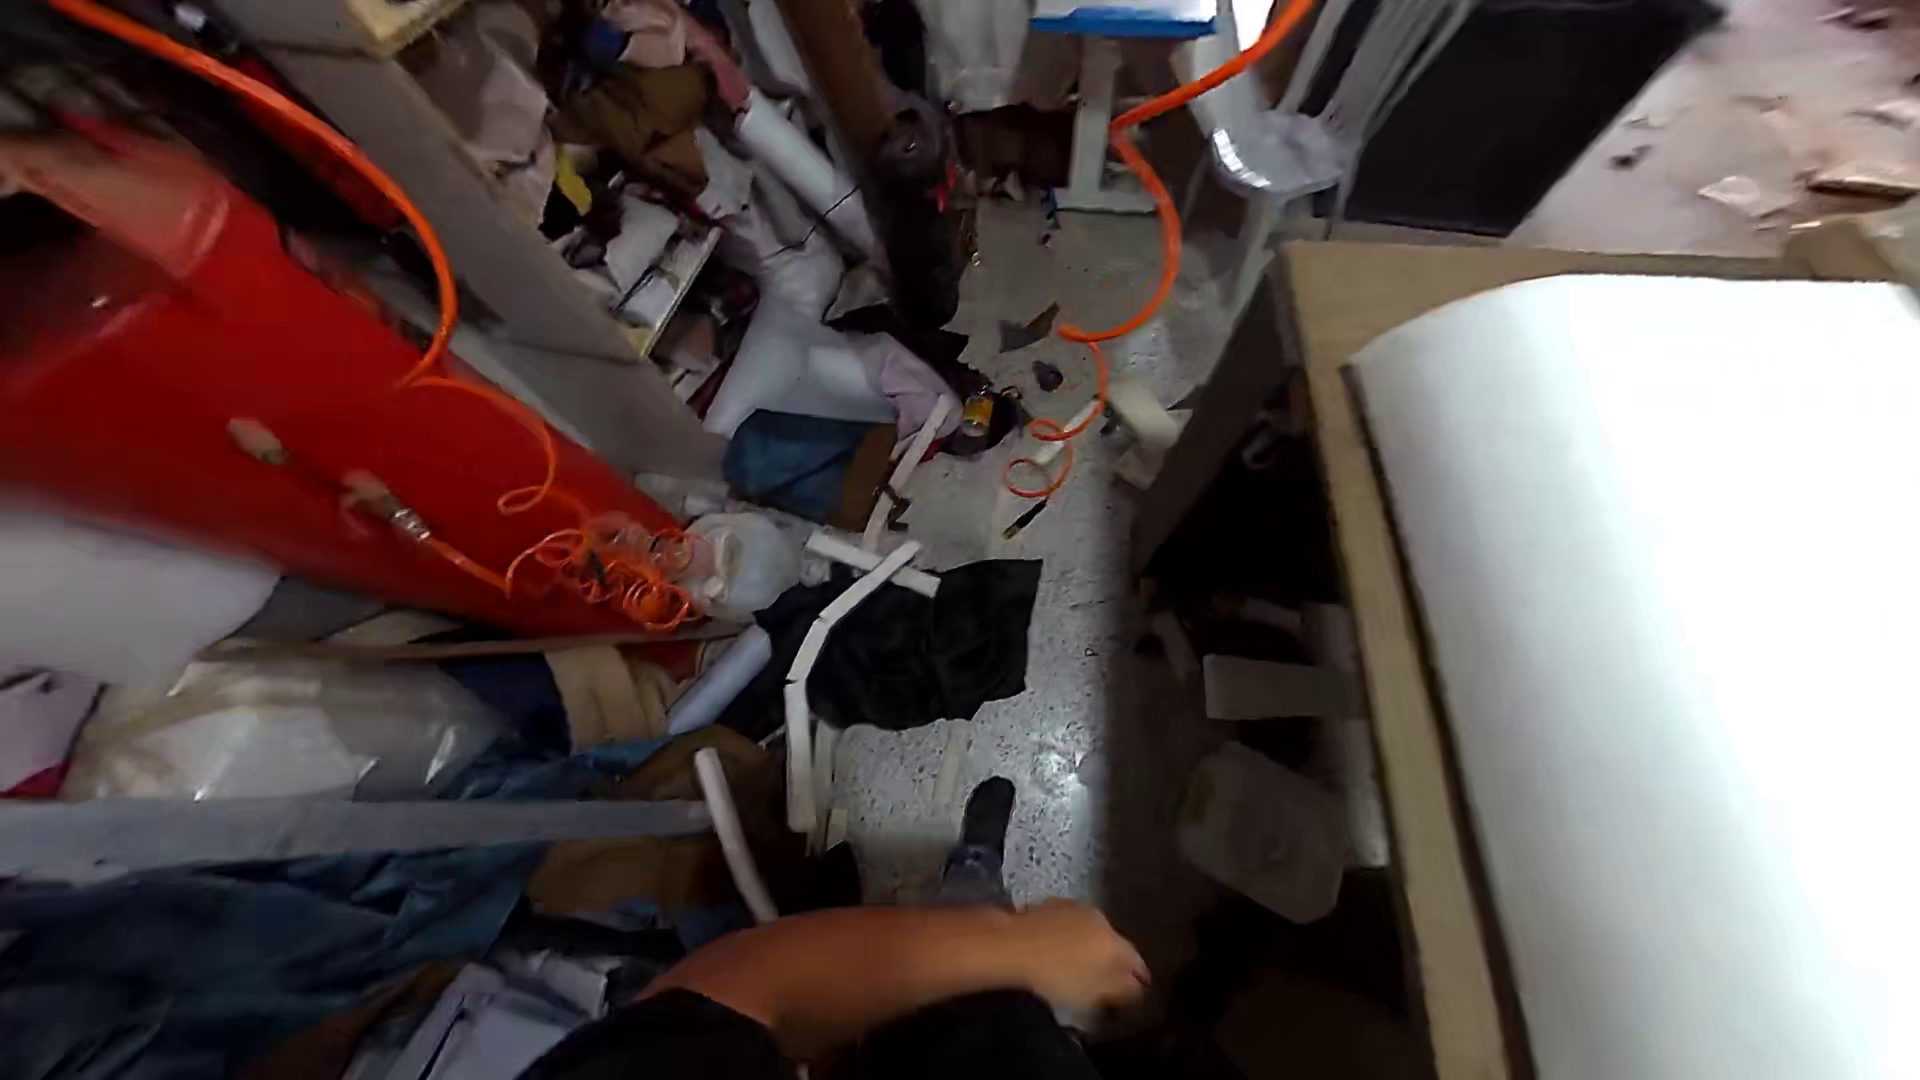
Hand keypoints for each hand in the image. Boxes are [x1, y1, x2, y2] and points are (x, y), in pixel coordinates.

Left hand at [1008, 899, 1149, 1009]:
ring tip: (1080, 964)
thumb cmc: (1058, 975)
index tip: (1139, 991)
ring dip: (1091, 945)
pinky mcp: (1052, 903)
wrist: (1014, 944)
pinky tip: (1058, 948)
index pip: (1137, 962)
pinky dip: (1070, 936)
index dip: (1140, 979)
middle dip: (1113, 961)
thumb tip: (1139, 985)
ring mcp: (1074, 906)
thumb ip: (1124, 990)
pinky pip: (1069, 924)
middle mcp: (1099, 918)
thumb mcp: (1096, 994)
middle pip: (1114, 943)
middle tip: (1106, 981)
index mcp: (1114, 941)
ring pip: (1092, 930)